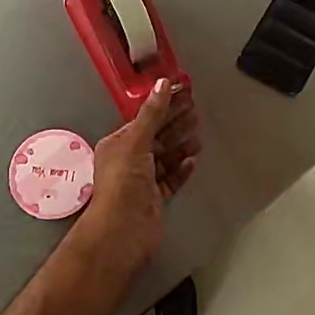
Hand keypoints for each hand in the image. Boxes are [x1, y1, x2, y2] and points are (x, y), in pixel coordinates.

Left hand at [71, 79, 199, 283]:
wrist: (124, 230)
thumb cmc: (123, 183)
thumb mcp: (136, 142)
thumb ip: (152, 114)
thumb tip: (162, 84)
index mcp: (117, 144)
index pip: (144, 120)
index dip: (163, 106)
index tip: (182, 94)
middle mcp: (127, 161)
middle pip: (156, 137)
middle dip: (175, 123)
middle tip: (195, 111)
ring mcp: (141, 181)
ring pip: (164, 158)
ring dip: (180, 145)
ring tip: (198, 133)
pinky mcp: (154, 199)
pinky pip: (170, 179)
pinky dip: (181, 169)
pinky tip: (192, 160)